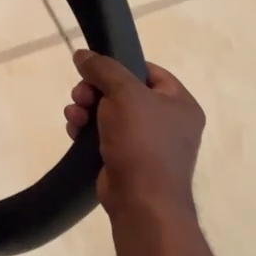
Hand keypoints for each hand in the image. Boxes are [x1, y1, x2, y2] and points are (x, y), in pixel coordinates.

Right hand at [64, 50, 204, 218]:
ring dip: (85, 108)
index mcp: (180, 104)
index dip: (120, 65)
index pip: (148, 70)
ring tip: (74, 116)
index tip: (95, 69)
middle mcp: (168, 122)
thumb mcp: (124, 92)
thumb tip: (83, 54)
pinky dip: (86, 129)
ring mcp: (147, 142)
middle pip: (122, 90)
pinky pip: (103, 132)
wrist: (142, 201)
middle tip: (80, 95)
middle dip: (94, 90)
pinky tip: (75, 131)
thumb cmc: (142, 140)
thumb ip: (103, 67)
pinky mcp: (127, 158)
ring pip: (108, 111)